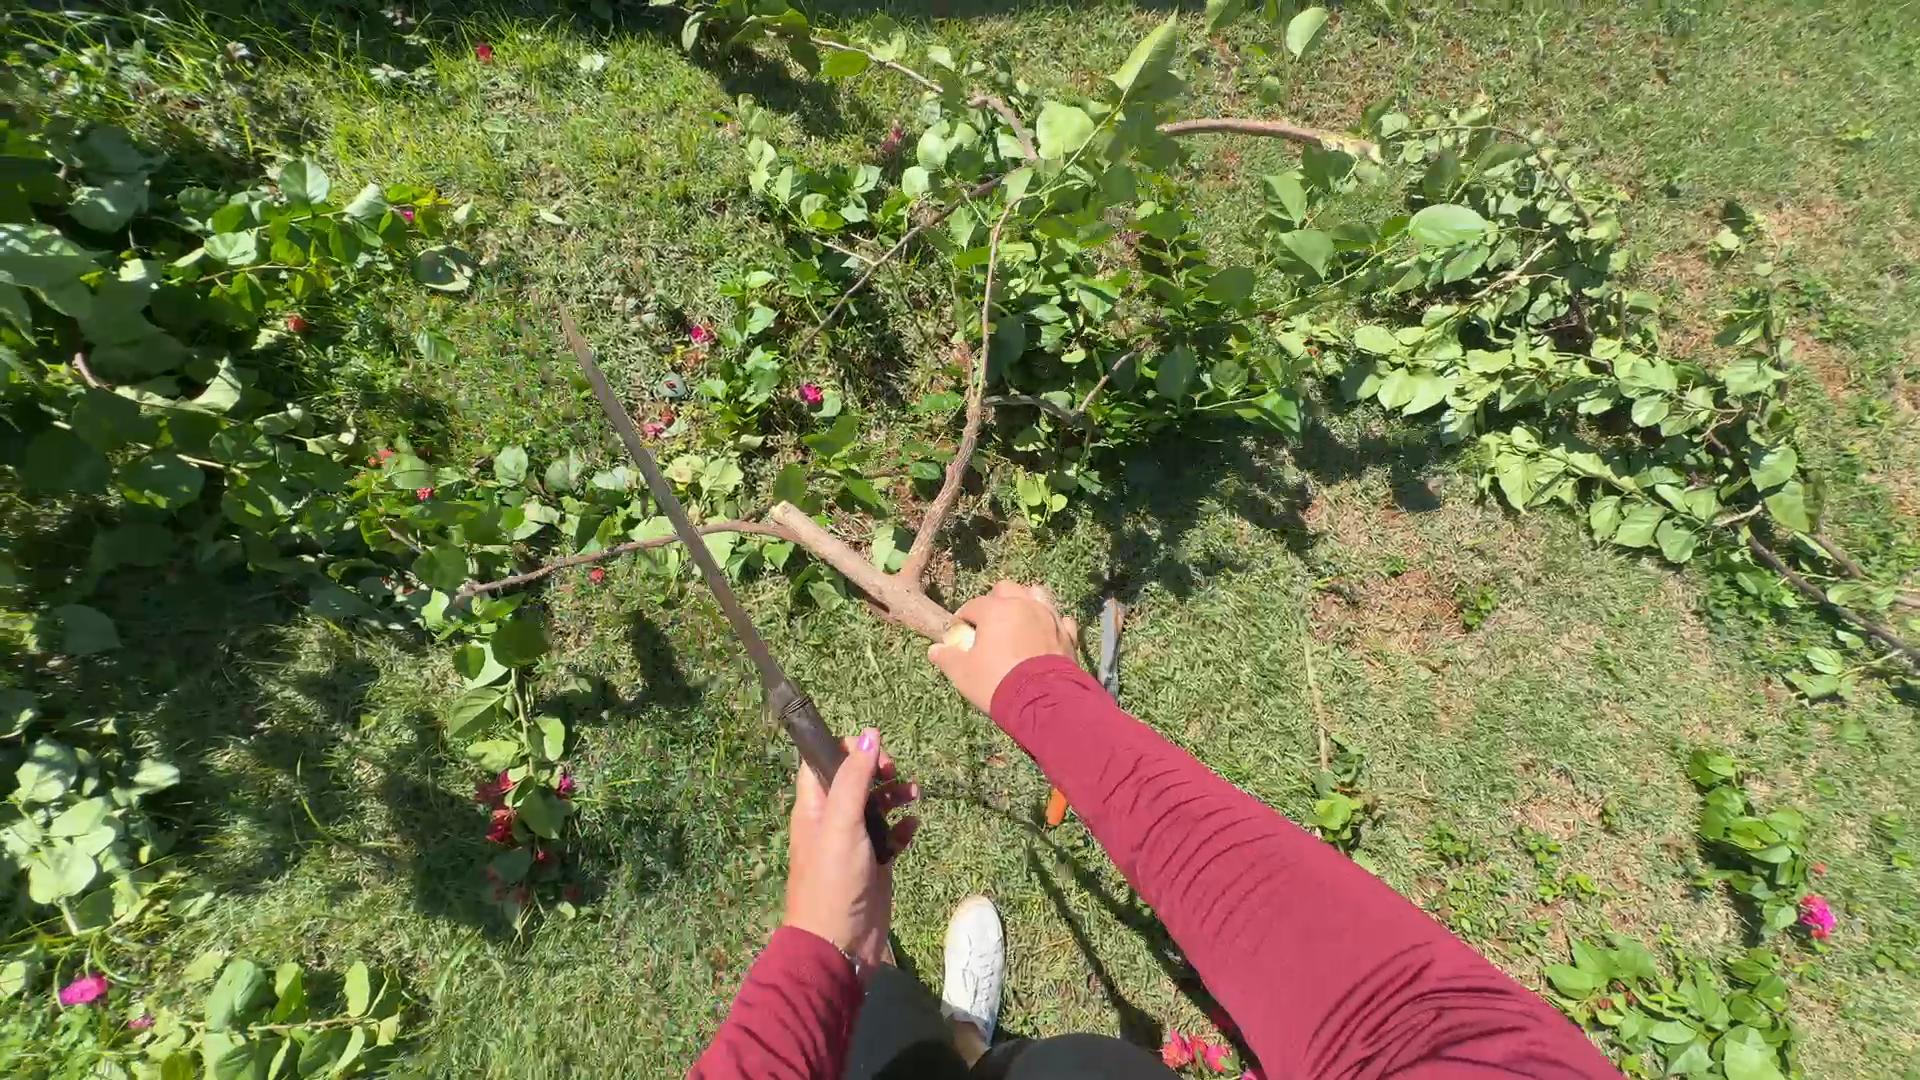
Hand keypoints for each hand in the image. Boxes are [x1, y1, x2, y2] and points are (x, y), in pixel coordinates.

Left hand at [782, 728, 918, 971]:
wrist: (840, 945)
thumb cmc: (833, 879)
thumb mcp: (841, 822)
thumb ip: (854, 777)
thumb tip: (869, 733)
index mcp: (815, 805)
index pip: (823, 759)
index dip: (847, 748)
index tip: (872, 751)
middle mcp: (833, 818)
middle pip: (856, 778)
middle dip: (878, 769)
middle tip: (893, 773)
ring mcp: (856, 841)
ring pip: (877, 804)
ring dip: (896, 794)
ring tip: (914, 795)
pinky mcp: (876, 862)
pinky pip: (892, 834)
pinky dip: (904, 827)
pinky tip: (912, 829)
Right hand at [927, 580, 1079, 712]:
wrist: (1043, 702)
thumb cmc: (997, 682)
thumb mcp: (963, 673)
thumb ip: (947, 658)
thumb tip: (934, 650)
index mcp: (996, 610)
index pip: (973, 605)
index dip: (963, 618)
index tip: (960, 634)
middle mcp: (1024, 605)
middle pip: (1006, 589)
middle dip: (995, 601)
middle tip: (989, 624)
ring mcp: (1049, 617)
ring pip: (1037, 595)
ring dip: (1026, 603)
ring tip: (1019, 621)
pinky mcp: (1067, 634)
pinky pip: (1060, 619)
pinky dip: (1051, 624)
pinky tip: (1045, 635)